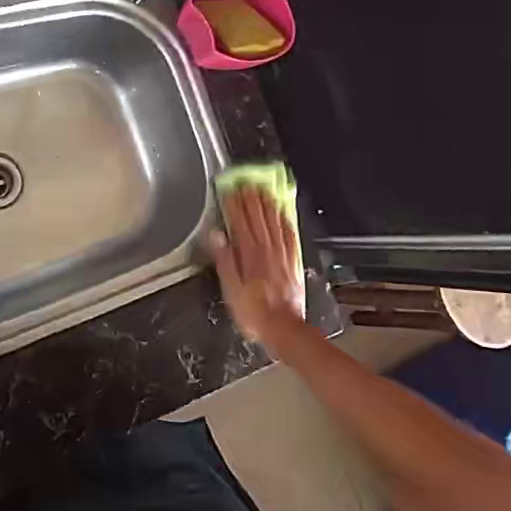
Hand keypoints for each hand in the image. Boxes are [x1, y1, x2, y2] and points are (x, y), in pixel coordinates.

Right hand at [210, 186, 304, 343]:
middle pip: (257, 218)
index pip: (239, 223)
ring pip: (274, 223)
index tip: (229, 190)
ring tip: (262, 190)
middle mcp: (266, 250)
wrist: (283, 327)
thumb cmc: (253, 312)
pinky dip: (285, 222)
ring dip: (267, 205)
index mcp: (249, 255)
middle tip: (246, 182)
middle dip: (250, 199)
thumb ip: (224, 260)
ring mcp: (282, 255)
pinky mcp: (293, 262)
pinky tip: (283, 213)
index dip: (234, 205)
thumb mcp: (230, 288)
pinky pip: (290, 236)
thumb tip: (217, 235)